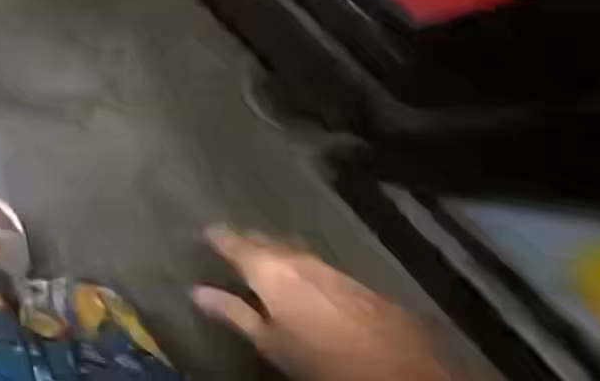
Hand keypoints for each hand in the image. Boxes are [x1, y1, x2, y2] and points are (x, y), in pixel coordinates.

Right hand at [193, 226, 459, 380]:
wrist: (403, 374)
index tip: (205, 233)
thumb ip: (233, 312)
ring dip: (278, 255)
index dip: (216, 236)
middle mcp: (296, 256)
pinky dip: (305, 271)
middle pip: (263, 241)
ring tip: (268, 264)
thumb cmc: (322, 360)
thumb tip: (195, 290)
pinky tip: (308, 287)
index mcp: (267, 266)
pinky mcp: (359, 284)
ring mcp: (330, 267)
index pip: (231, 240)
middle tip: (233, 248)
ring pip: (293, 252)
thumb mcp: (271, 344)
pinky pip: (320, 268)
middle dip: (247, 243)